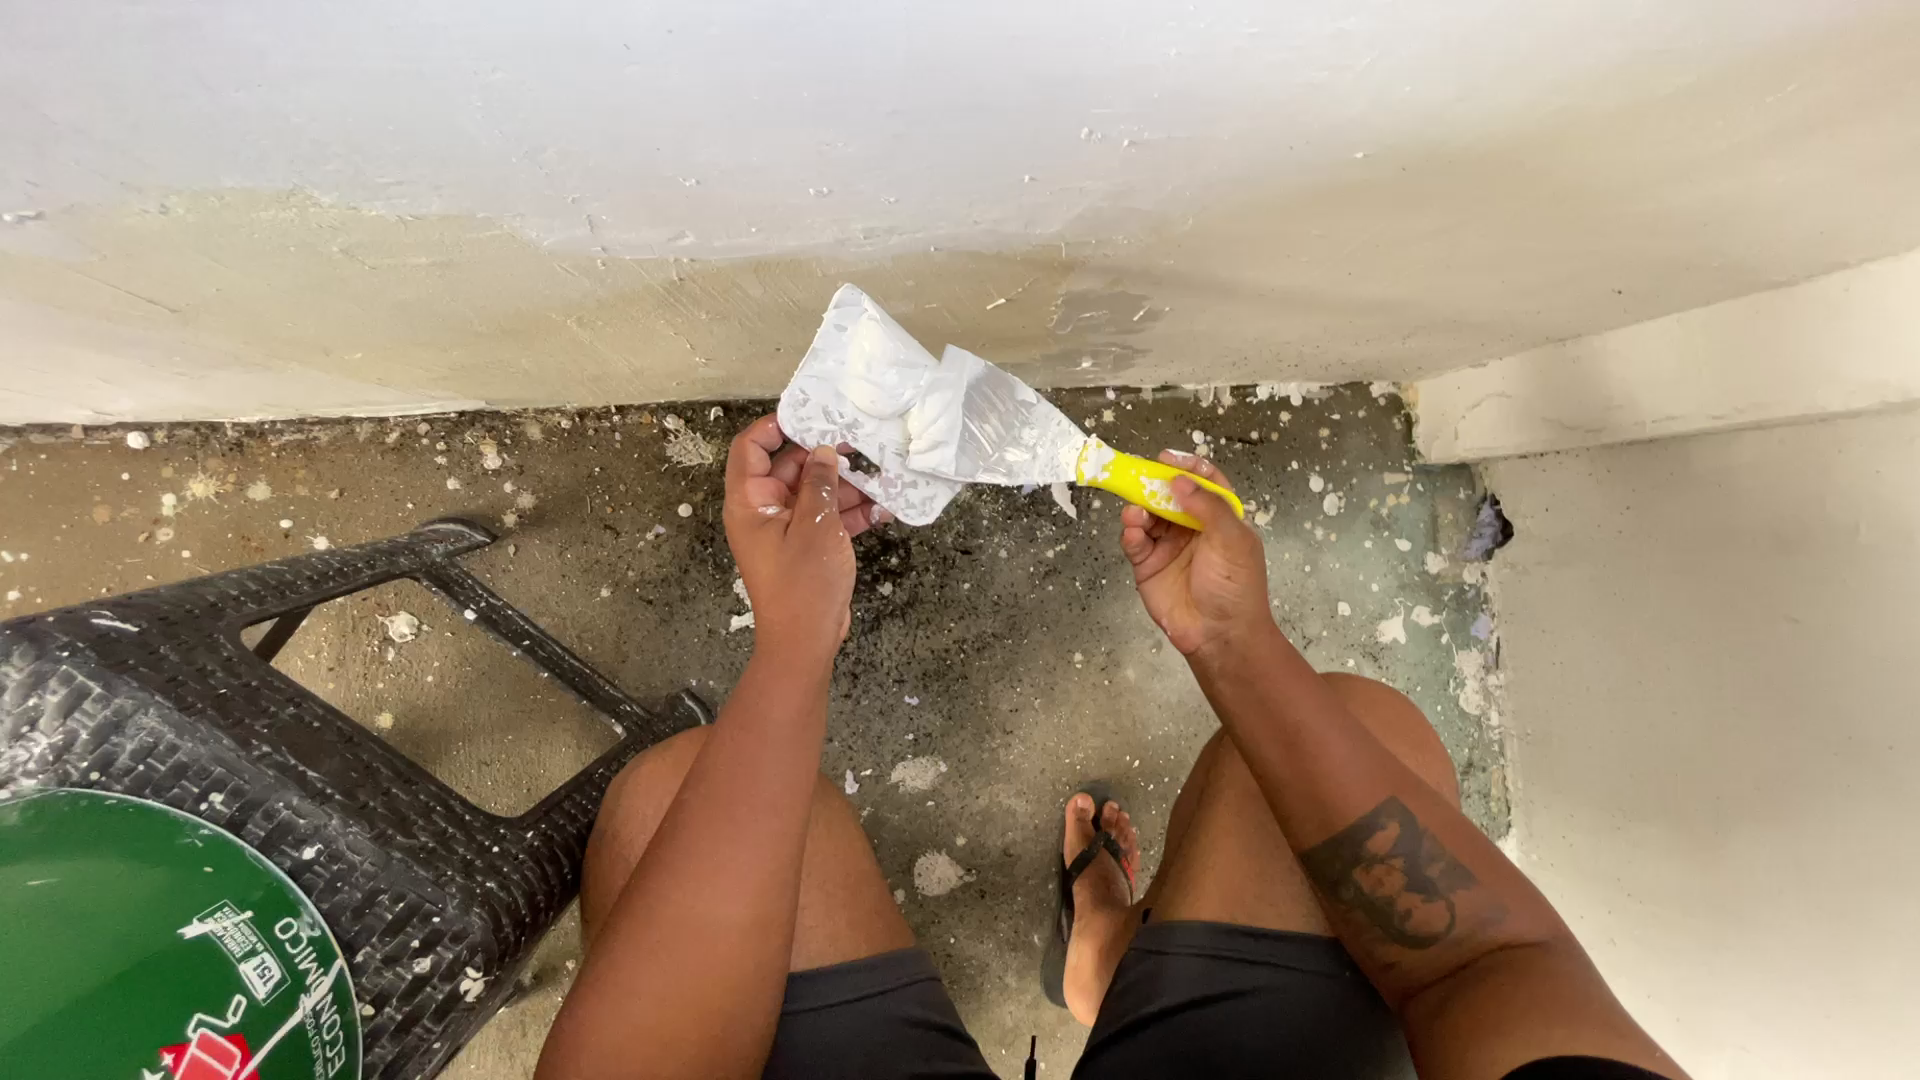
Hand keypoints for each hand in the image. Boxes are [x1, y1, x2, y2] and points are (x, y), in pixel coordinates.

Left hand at [723, 415, 888, 664]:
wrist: (806, 641)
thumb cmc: (803, 583)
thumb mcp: (815, 527)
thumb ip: (820, 484)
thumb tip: (823, 453)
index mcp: (750, 503)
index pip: (750, 448)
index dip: (774, 426)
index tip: (809, 415)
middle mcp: (764, 512)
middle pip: (790, 469)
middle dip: (824, 457)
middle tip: (859, 441)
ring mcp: (787, 531)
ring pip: (814, 494)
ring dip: (845, 487)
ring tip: (881, 475)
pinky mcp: (808, 548)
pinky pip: (827, 519)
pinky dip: (850, 514)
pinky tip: (883, 509)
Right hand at [1118, 451, 1273, 657]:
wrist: (1219, 634)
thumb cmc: (1235, 585)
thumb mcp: (1232, 540)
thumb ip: (1207, 506)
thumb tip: (1177, 480)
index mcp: (1219, 518)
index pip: (1203, 484)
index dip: (1186, 468)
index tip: (1166, 459)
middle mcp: (1191, 528)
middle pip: (1169, 496)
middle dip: (1153, 485)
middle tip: (1138, 476)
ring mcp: (1168, 546)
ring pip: (1148, 516)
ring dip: (1139, 508)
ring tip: (1136, 512)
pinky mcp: (1147, 565)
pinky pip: (1135, 542)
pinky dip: (1131, 533)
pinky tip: (1133, 531)